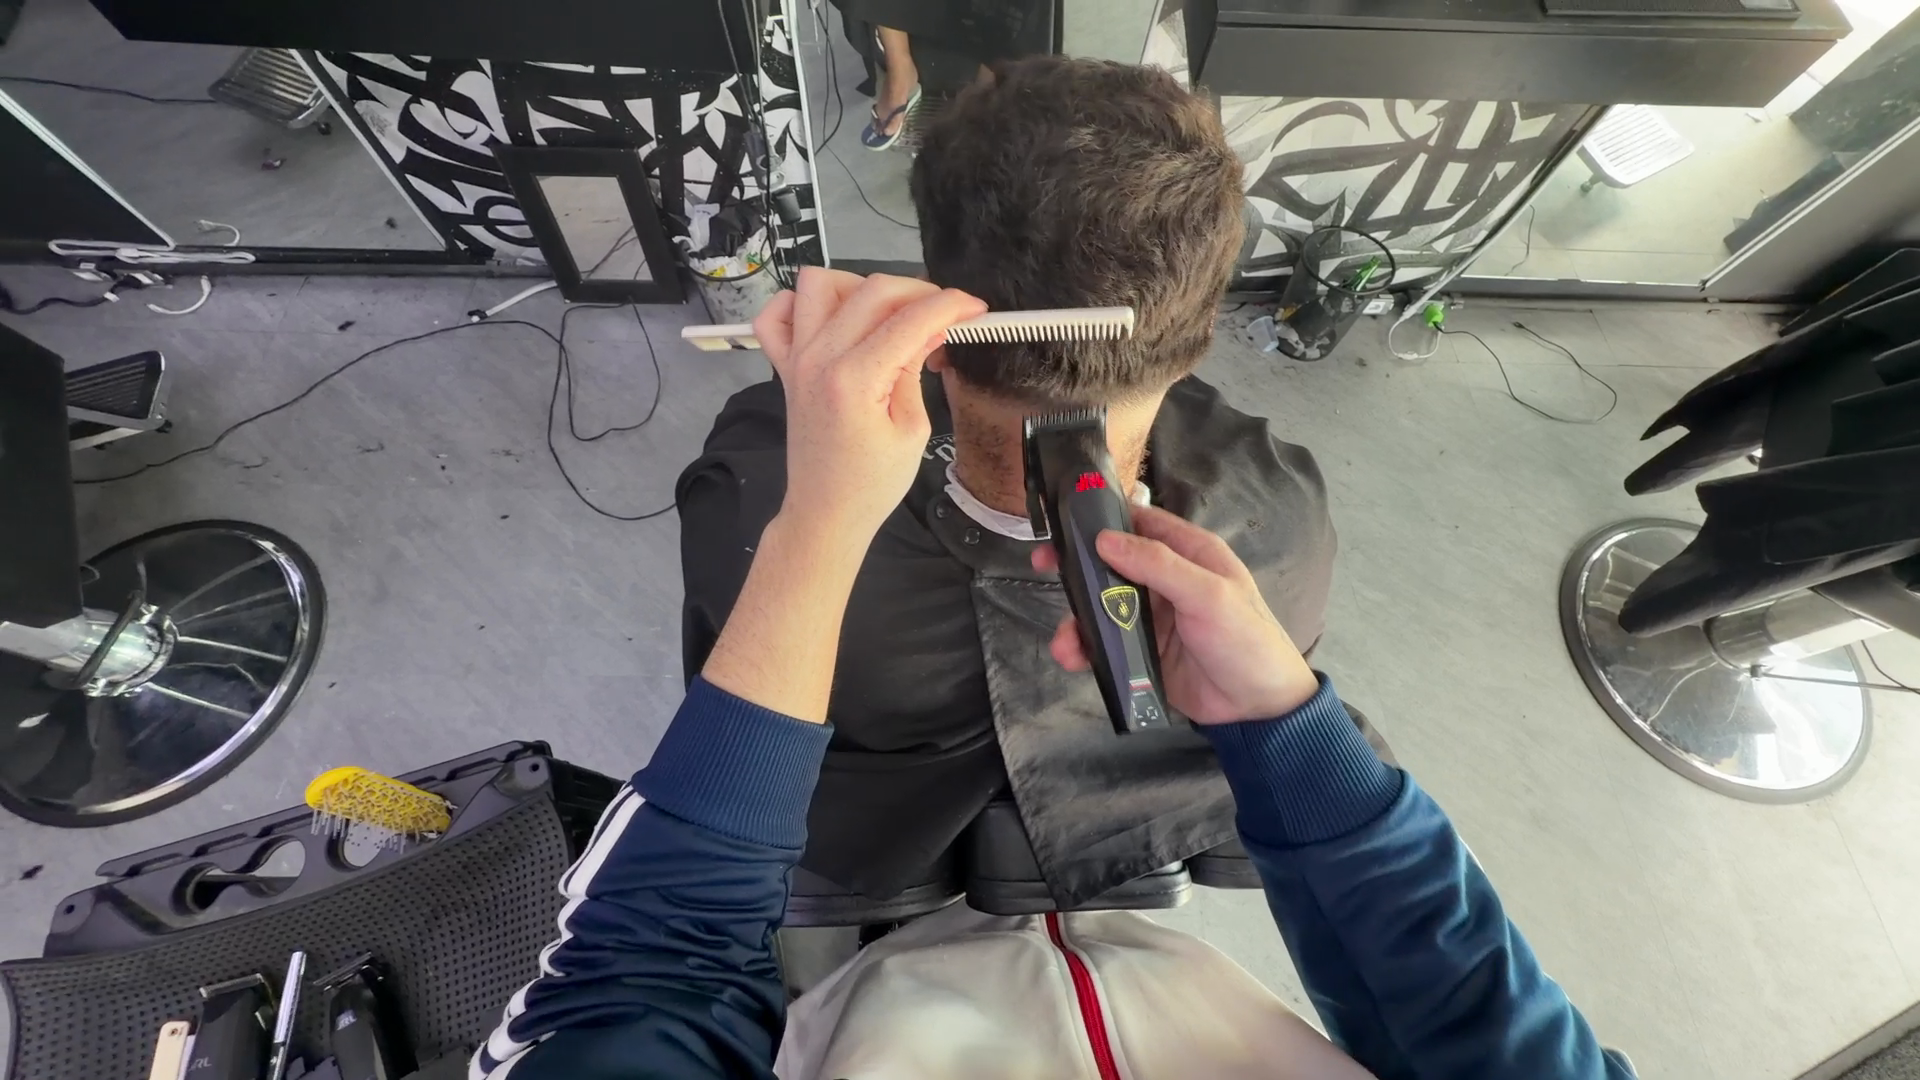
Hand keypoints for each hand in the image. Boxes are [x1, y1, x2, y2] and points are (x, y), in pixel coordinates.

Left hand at [753, 267, 985, 542]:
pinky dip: (800, 305)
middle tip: (944, 315)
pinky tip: (832, 320)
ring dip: (862, 288)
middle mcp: (820, 358)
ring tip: (888, 315)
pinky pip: (776, 315)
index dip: (950, 305)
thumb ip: (914, 369)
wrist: (826, 512)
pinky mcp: (784, 366)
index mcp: (855, 379)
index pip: (909, 319)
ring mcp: (796, 358)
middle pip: (872, 291)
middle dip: (918, 292)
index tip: (975, 308)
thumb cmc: (873, 484)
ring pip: (822, 285)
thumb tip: (928, 329)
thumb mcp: (912, 430)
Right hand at [1033, 505, 1317, 724]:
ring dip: (1076, 618)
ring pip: (1100, 604)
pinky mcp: (1139, 650)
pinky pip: (1103, 641)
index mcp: (1188, 553)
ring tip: (1064, 643)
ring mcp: (1150, 616)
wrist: (1258, 709)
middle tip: (1042, 563)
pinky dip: (1084, 648)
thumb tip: (1104, 539)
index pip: (1139, 522)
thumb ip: (1158, 565)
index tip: (1065, 519)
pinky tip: (1074, 659)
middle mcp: (1164, 579)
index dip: (1102, 517)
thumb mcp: (1208, 596)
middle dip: (1074, 565)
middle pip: (1109, 562)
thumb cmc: (1244, 640)